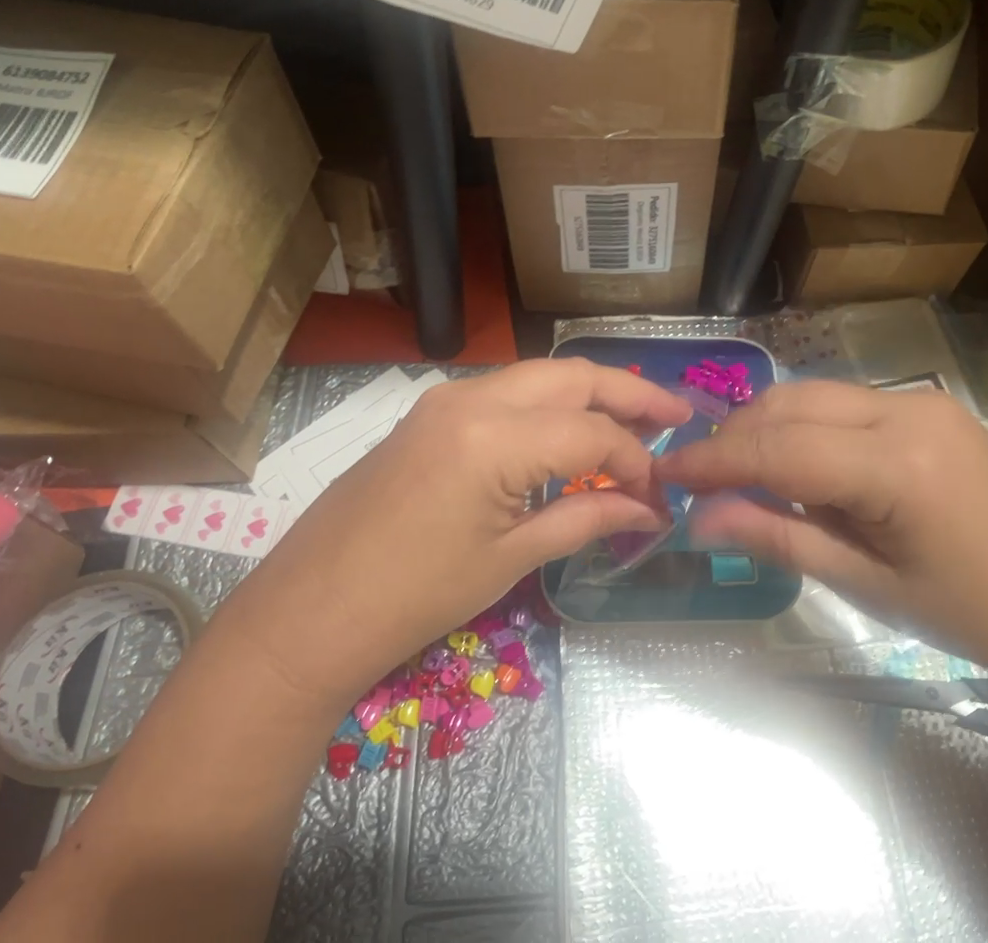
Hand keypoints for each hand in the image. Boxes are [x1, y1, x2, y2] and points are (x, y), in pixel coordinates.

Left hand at [222, 360, 692, 699]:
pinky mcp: (427, 416)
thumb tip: (649, 511)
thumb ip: (586, 518)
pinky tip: (569, 434)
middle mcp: (470, 399)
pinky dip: (547, 406)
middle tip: (676, 417)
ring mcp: (443, 402)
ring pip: (536, 377)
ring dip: (588, 394)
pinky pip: (503, 394)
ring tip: (634, 422)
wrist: (311, 611)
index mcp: (494, 437)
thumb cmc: (415, 595)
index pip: (594, 432)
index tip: (661, 496)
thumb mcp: (510, 558)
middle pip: (570, 376)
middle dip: (629, 393)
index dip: (638, 460)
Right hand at [653, 381, 987, 683]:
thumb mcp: (866, 584)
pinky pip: (852, 406)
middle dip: (737, 438)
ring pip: (819, 397)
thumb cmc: (969, 615)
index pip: (778, 446)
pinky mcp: (937, 409)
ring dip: (772, 430)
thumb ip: (779, 538)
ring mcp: (928, 402)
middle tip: (700, 484)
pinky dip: (812, 430)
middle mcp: (911, 410)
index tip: (664, 475)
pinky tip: (806, 473)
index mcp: (898, 463)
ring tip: (748, 483)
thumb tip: (698, 518)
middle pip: (792, 404)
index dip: (713, 460)